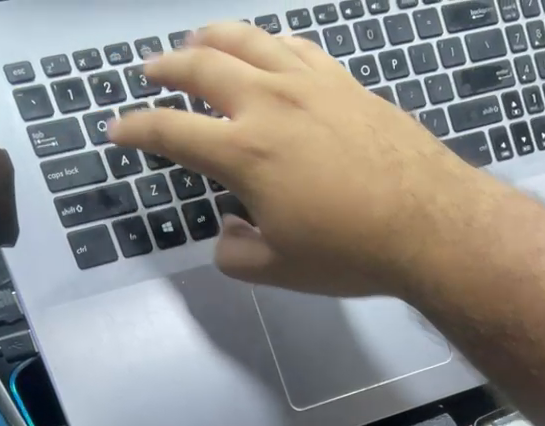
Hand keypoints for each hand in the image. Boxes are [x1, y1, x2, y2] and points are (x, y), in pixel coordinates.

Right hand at [112, 21, 511, 295]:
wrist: (427, 224)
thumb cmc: (349, 253)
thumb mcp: (281, 270)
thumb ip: (238, 253)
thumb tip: (227, 235)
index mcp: (243, 152)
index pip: (172, 131)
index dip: (137, 129)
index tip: (117, 130)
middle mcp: (269, 103)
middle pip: (203, 66)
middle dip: (168, 67)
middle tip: (152, 72)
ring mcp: (310, 84)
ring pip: (249, 41)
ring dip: (214, 38)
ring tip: (199, 42)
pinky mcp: (345, 81)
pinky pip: (296, 47)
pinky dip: (270, 44)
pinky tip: (269, 51)